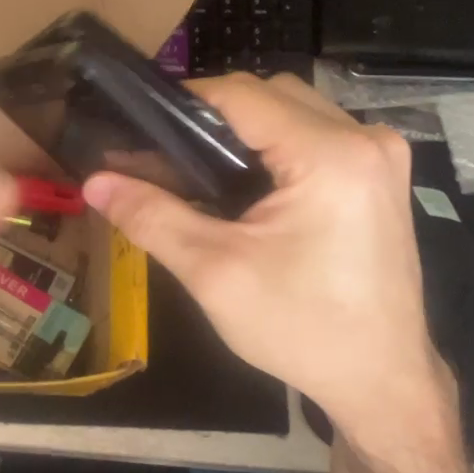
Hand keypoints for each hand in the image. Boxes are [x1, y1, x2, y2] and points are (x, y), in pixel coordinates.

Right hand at [81, 73, 448, 438]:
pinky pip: (314, 139)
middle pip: (270, 95)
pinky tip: (239, 191)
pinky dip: (271, 150)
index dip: (182, 102)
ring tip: (193, 175)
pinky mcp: (378, 178)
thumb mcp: (213, 272)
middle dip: (210, 117)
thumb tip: (94, 182)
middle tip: (160, 160)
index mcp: (330, 155)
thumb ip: (152, 218)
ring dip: (242, 133)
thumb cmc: (298, 326)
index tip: (135, 129)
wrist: (378, 377)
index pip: (241, 94)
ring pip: (294, 114)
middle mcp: (365, 139)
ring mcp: (379, 157)